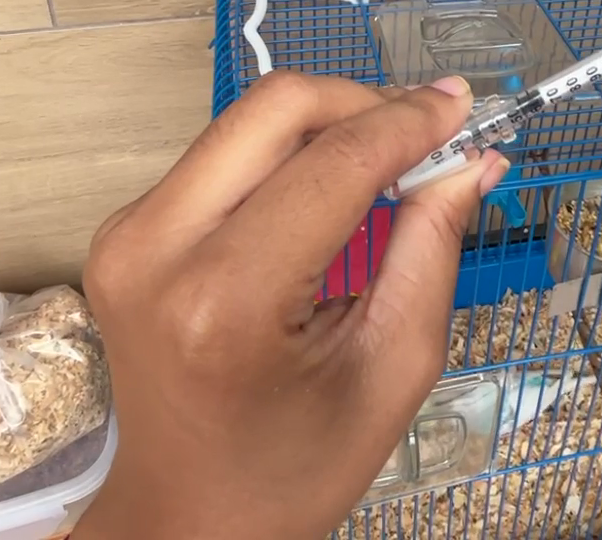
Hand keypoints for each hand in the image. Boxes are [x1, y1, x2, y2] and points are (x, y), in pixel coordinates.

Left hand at [75, 73, 506, 539]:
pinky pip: (227, 148)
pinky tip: (332, 182)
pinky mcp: (129, 223)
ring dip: (330, 120)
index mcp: (226, 300)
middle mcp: (159, 246)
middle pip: (277, 107)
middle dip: (364, 102)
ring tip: (388, 156)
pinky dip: (293, 147)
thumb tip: (472, 159)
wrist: (183, 516)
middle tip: (424, 131)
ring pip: (250, 117)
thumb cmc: (295, 466)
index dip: (408, 123)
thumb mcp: (392, 368)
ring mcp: (131, 229)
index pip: (333, 164)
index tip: (461, 107)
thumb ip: (433, 247)